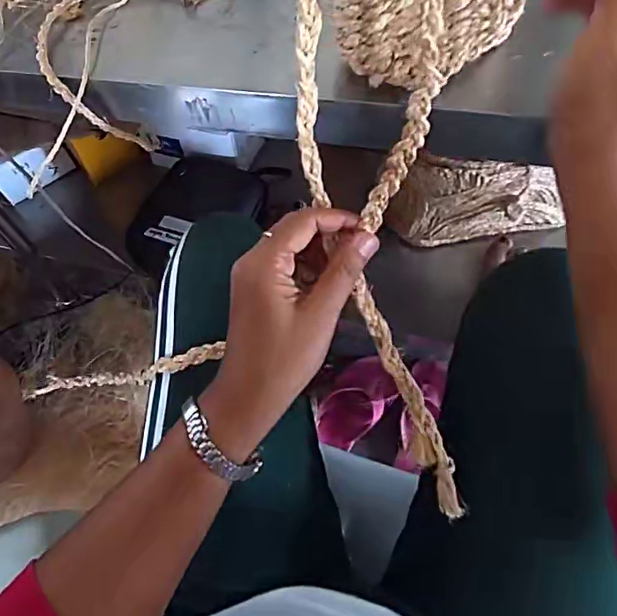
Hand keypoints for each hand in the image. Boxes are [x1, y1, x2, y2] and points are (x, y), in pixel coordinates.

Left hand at [201, 208, 379, 460]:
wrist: (248, 397)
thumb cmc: (285, 360)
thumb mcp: (321, 314)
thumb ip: (344, 270)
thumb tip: (368, 237)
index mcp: (263, 261)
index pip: (302, 220)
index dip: (336, 218)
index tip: (367, 229)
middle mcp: (251, 259)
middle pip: (294, 229)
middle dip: (329, 234)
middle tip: (361, 251)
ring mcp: (249, 273)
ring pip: (290, 245)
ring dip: (319, 252)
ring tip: (348, 272)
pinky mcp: (252, 286)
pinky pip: (282, 263)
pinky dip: (307, 267)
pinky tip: (326, 285)